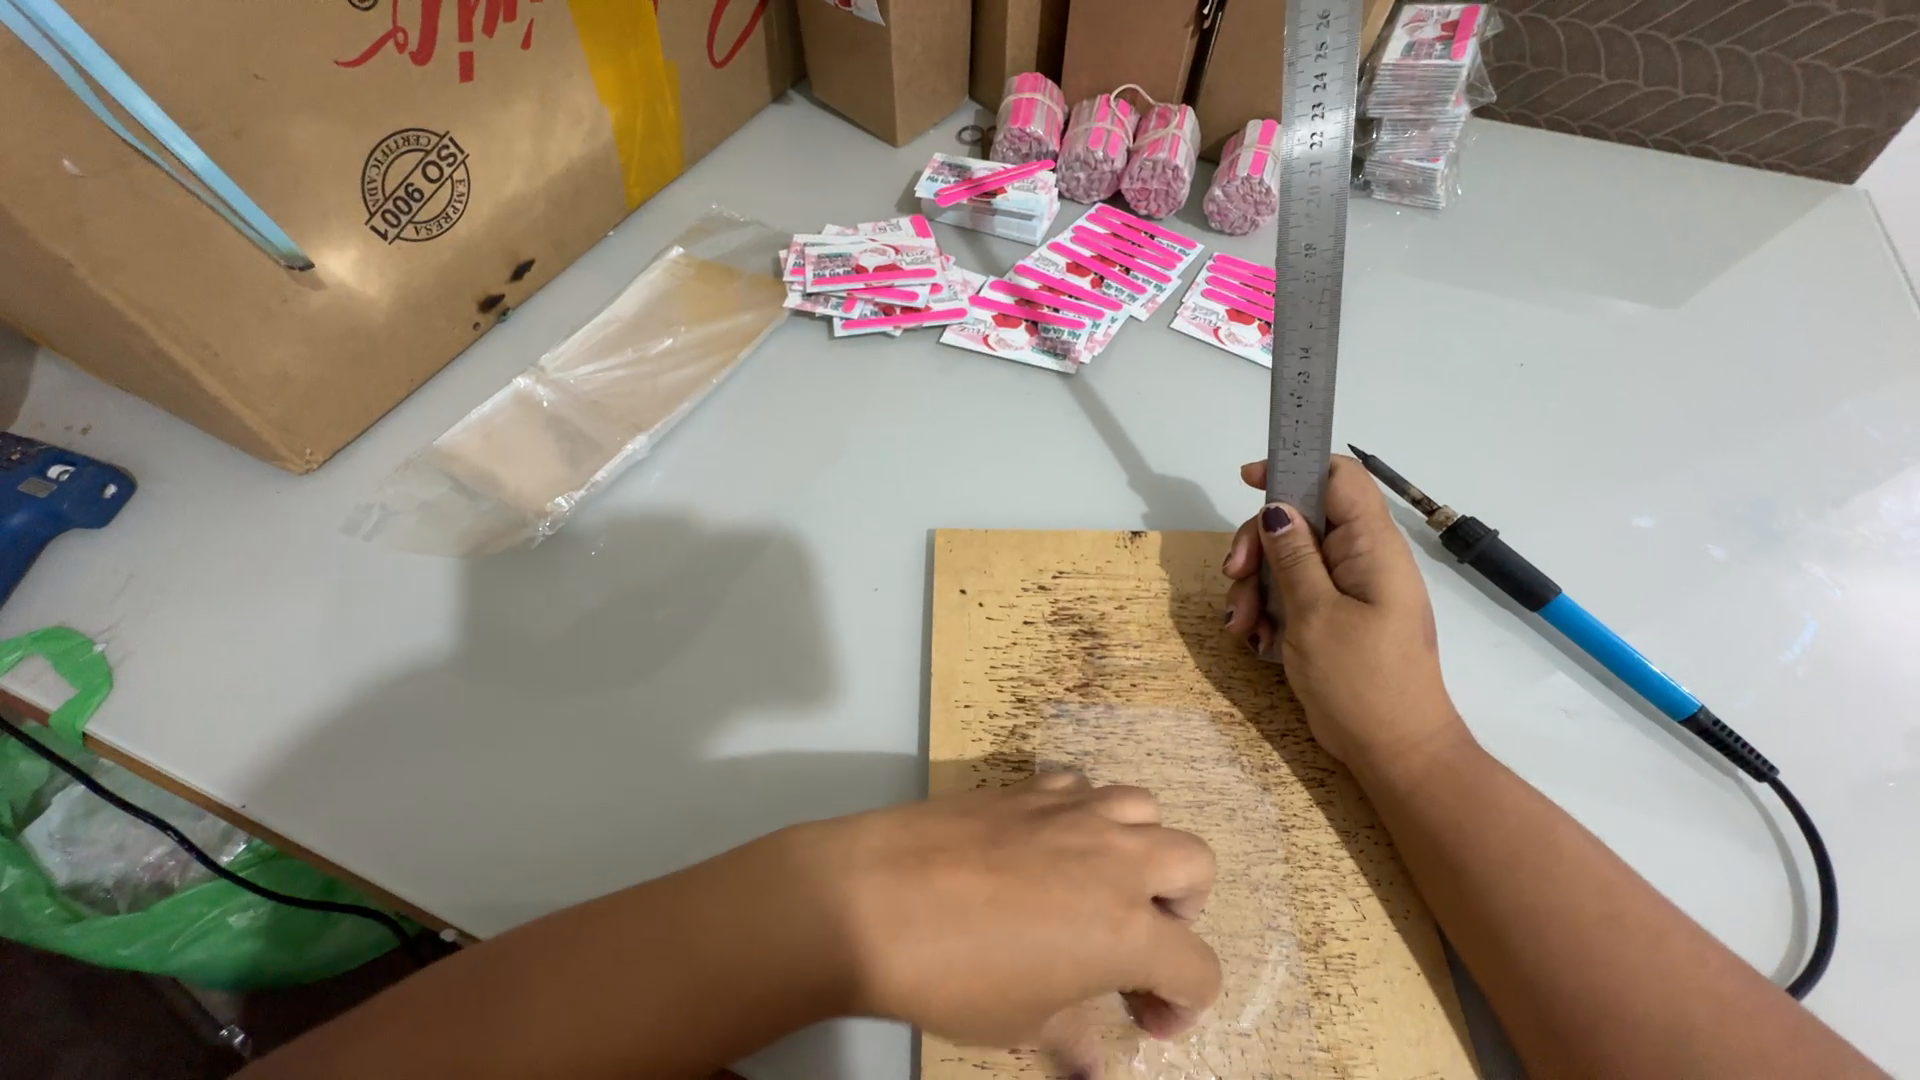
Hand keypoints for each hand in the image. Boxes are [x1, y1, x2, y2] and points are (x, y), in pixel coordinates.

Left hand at [787, 774, 1219, 1062]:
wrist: (873, 898)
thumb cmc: (952, 976)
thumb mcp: (1020, 1023)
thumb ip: (1070, 1033)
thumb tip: (1089, 1064)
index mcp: (1126, 929)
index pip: (1197, 965)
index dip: (1185, 1004)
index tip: (1145, 1019)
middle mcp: (1114, 858)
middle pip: (1195, 862)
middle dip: (1183, 906)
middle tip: (1138, 936)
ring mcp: (1071, 811)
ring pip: (1143, 807)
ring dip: (1140, 846)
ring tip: (1099, 878)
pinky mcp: (1028, 785)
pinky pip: (1080, 784)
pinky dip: (1083, 811)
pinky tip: (1048, 840)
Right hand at [1220, 455, 1468, 775]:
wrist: (1394, 752)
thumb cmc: (1361, 681)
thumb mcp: (1316, 615)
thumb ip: (1293, 558)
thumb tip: (1277, 507)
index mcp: (1371, 547)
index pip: (1340, 478)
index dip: (1295, 468)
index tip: (1248, 483)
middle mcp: (1360, 559)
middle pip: (1299, 520)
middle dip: (1258, 545)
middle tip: (1234, 576)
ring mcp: (1346, 589)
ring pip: (1286, 560)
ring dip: (1255, 587)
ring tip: (1244, 628)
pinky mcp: (1332, 617)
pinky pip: (1291, 595)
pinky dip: (1267, 611)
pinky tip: (1255, 641)